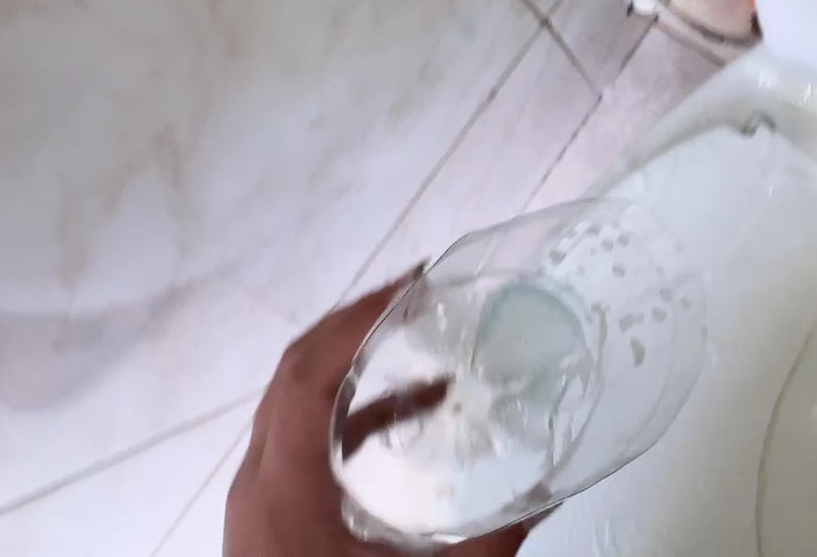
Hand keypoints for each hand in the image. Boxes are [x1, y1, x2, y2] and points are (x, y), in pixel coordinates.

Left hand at [225, 277, 535, 556]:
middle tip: (424, 289)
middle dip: (360, 318)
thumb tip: (555, 486)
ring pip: (301, 392)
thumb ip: (494, 539)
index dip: (358, 320)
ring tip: (422, 325)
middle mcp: (262, 478)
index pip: (308, 374)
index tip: (417, 286)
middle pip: (297, 367)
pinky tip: (425, 400)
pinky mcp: (277, 505)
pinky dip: (366, 400)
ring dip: (360, 352)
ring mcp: (264, 491)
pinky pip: (316, 427)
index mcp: (285, 488)